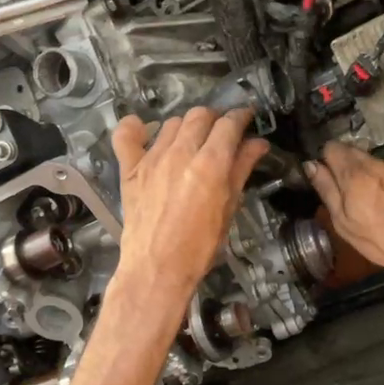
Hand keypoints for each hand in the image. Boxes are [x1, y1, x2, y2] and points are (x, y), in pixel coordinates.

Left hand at [111, 108, 268, 306]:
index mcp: (210, 163)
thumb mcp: (228, 208)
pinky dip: (135, 128)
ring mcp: (152, 158)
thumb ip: (241, 170)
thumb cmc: (200, 245)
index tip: (246, 118)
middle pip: (200, 116)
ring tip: (191, 140)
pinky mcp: (130, 169)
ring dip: (186, 126)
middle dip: (215, 119)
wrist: (158, 268)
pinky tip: (143, 130)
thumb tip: (257, 144)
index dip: (241, 117)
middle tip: (220, 133)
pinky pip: (126, 135)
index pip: (228, 124)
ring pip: (172, 123)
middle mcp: (180, 152)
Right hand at [306, 142, 383, 287]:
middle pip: (353, 151)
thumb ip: (327, 190)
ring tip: (376, 203)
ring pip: (374, 162)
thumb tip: (312, 166)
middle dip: (347, 168)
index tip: (330, 180)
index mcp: (354, 174)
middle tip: (351, 195)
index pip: (332, 147)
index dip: (327, 161)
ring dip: (369, 175)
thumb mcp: (344, 223)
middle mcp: (376, 163)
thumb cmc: (381, 241)